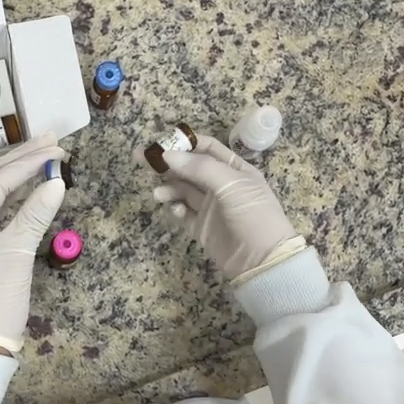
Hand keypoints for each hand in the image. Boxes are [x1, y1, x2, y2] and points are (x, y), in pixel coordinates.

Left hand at [0, 135, 67, 352]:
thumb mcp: (16, 257)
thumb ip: (34, 216)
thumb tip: (56, 182)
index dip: (25, 164)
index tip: (55, 150)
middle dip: (18, 161)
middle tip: (51, 142)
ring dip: (14, 177)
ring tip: (42, 158)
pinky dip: (10, 200)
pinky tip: (27, 189)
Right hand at [146, 136, 302, 282]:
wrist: (262, 260)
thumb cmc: (253, 215)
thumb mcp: (231, 184)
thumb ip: (199, 168)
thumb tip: (166, 155)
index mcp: (233, 168)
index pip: (206, 148)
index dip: (184, 143)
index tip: (160, 143)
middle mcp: (220, 185)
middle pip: (188, 168)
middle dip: (166, 164)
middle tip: (140, 160)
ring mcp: (209, 207)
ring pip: (182, 190)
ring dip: (168, 188)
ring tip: (157, 194)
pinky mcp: (201, 227)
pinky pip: (182, 213)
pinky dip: (175, 209)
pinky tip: (175, 211)